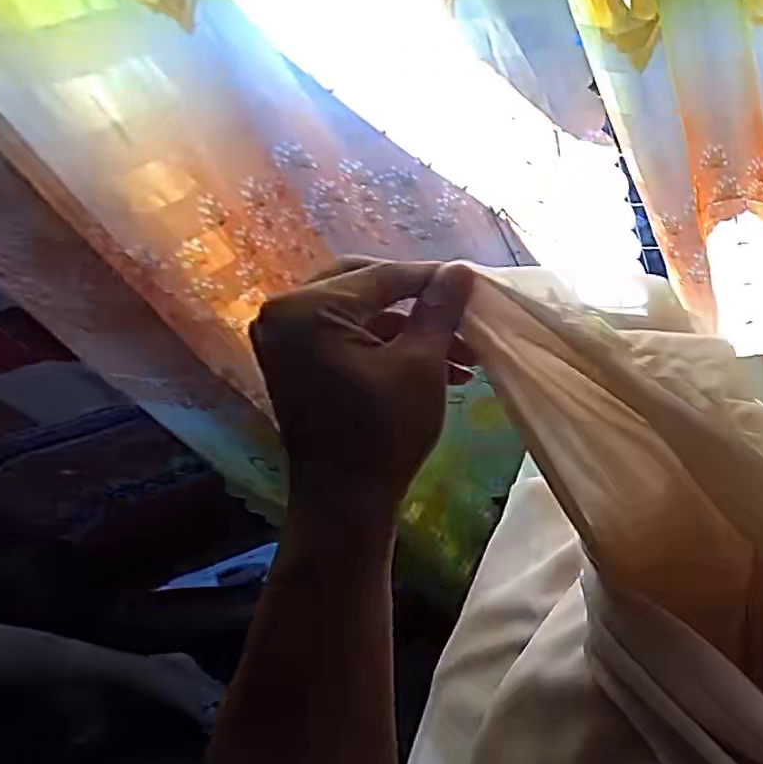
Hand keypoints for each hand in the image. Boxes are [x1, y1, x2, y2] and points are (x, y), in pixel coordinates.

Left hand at [250, 257, 477, 525]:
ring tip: (466, 355)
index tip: (476, 285)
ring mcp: (288, 340)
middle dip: (421, 301)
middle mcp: (286, 314)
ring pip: (365, 315)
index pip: (383, 276)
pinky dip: (395, 347)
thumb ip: (438, 311)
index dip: (435, 279)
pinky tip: (442, 369)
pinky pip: (353, 338)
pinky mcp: (301, 363)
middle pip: (367, 286)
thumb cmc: (386, 428)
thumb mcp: (422, 365)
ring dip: (416, 329)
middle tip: (463, 313)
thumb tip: (461, 271)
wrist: (348, 492)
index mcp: (308, 308)